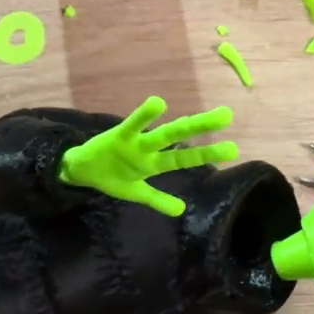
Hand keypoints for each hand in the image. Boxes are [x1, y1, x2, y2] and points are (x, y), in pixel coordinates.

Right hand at [57, 95, 239, 215]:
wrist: (81, 170)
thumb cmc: (111, 176)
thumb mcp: (136, 192)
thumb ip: (158, 199)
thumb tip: (181, 210)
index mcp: (155, 163)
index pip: (186, 157)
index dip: (207, 152)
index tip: (233, 147)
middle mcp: (150, 149)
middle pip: (180, 137)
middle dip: (202, 126)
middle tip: (227, 114)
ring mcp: (136, 142)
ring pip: (163, 133)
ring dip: (182, 125)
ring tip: (202, 114)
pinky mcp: (118, 136)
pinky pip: (133, 125)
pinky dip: (143, 116)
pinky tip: (157, 104)